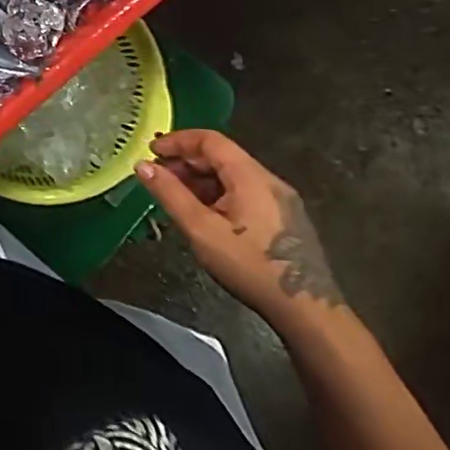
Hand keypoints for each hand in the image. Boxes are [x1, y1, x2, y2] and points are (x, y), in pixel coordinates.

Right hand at [136, 130, 346, 327]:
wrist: (306, 309)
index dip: (178, 141)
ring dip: (201, 179)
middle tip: (159, 176)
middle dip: (186, 161)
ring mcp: (280, 199)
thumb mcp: (201, 230)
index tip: (152, 151)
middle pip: (222, 156)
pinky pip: (244, 192)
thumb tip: (142, 166)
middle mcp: (268, 180)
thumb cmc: (249, 265)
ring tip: (176, 196)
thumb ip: (170, 194)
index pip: (210, 140)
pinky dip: (218, 193)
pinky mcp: (284, 218)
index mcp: (250, 176)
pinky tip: (204, 213)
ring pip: (233, 175)